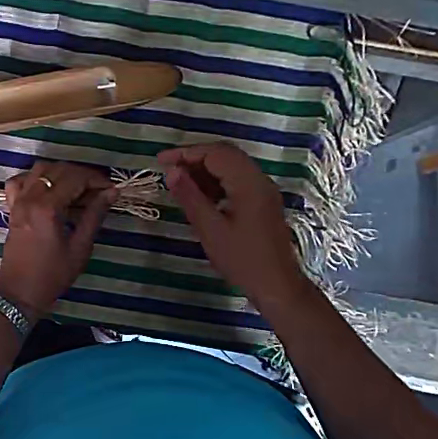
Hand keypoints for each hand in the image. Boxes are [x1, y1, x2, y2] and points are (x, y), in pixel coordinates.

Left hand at [0, 161, 118, 316]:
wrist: (20, 292)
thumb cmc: (53, 275)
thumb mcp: (80, 247)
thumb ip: (94, 216)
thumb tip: (111, 193)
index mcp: (47, 207)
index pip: (75, 178)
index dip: (96, 180)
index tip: (111, 189)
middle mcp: (30, 198)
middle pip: (58, 170)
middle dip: (82, 175)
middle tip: (99, 191)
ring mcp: (18, 201)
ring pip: (40, 170)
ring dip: (61, 173)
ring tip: (78, 189)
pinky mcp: (13, 208)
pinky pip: (21, 181)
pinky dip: (36, 178)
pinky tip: (49, 189)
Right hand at [157, 142, 313, 311]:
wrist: (277, 285)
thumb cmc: (242, 259)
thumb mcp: (210, 229)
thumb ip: (190, 197)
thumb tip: (171, 171)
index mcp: (248, 183)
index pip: (215, 153)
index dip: (185, 153)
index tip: (160, 162)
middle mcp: (259, 179)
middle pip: (225, 155)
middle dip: (195, 158)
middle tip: (168, 171)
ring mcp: (263, 191)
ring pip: (231, 167)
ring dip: (205, 170)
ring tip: (180, 184)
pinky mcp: (262, 203)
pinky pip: (237, 181)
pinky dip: (216, 182)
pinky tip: (200, 197)